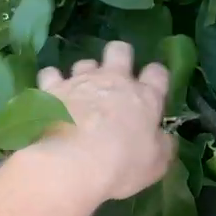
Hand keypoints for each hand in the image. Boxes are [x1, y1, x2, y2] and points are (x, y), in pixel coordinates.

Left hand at [32, 41, 173, 203]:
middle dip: (119, 57)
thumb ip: (162, 146)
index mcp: (145, 97)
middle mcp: (114, 80)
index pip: (158, 73)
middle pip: (120, 50)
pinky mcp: (53, 88)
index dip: (156, 77)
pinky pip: (50, 74)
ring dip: (85, 73)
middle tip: (116, 76)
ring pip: (85, 62)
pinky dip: (52, 81)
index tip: (152, 87)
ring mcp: (81, 81)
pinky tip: (52, 94)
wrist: (72, 161)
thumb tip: (164, 138)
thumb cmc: (121, 165)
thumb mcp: (155, 164)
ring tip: (81, 91)